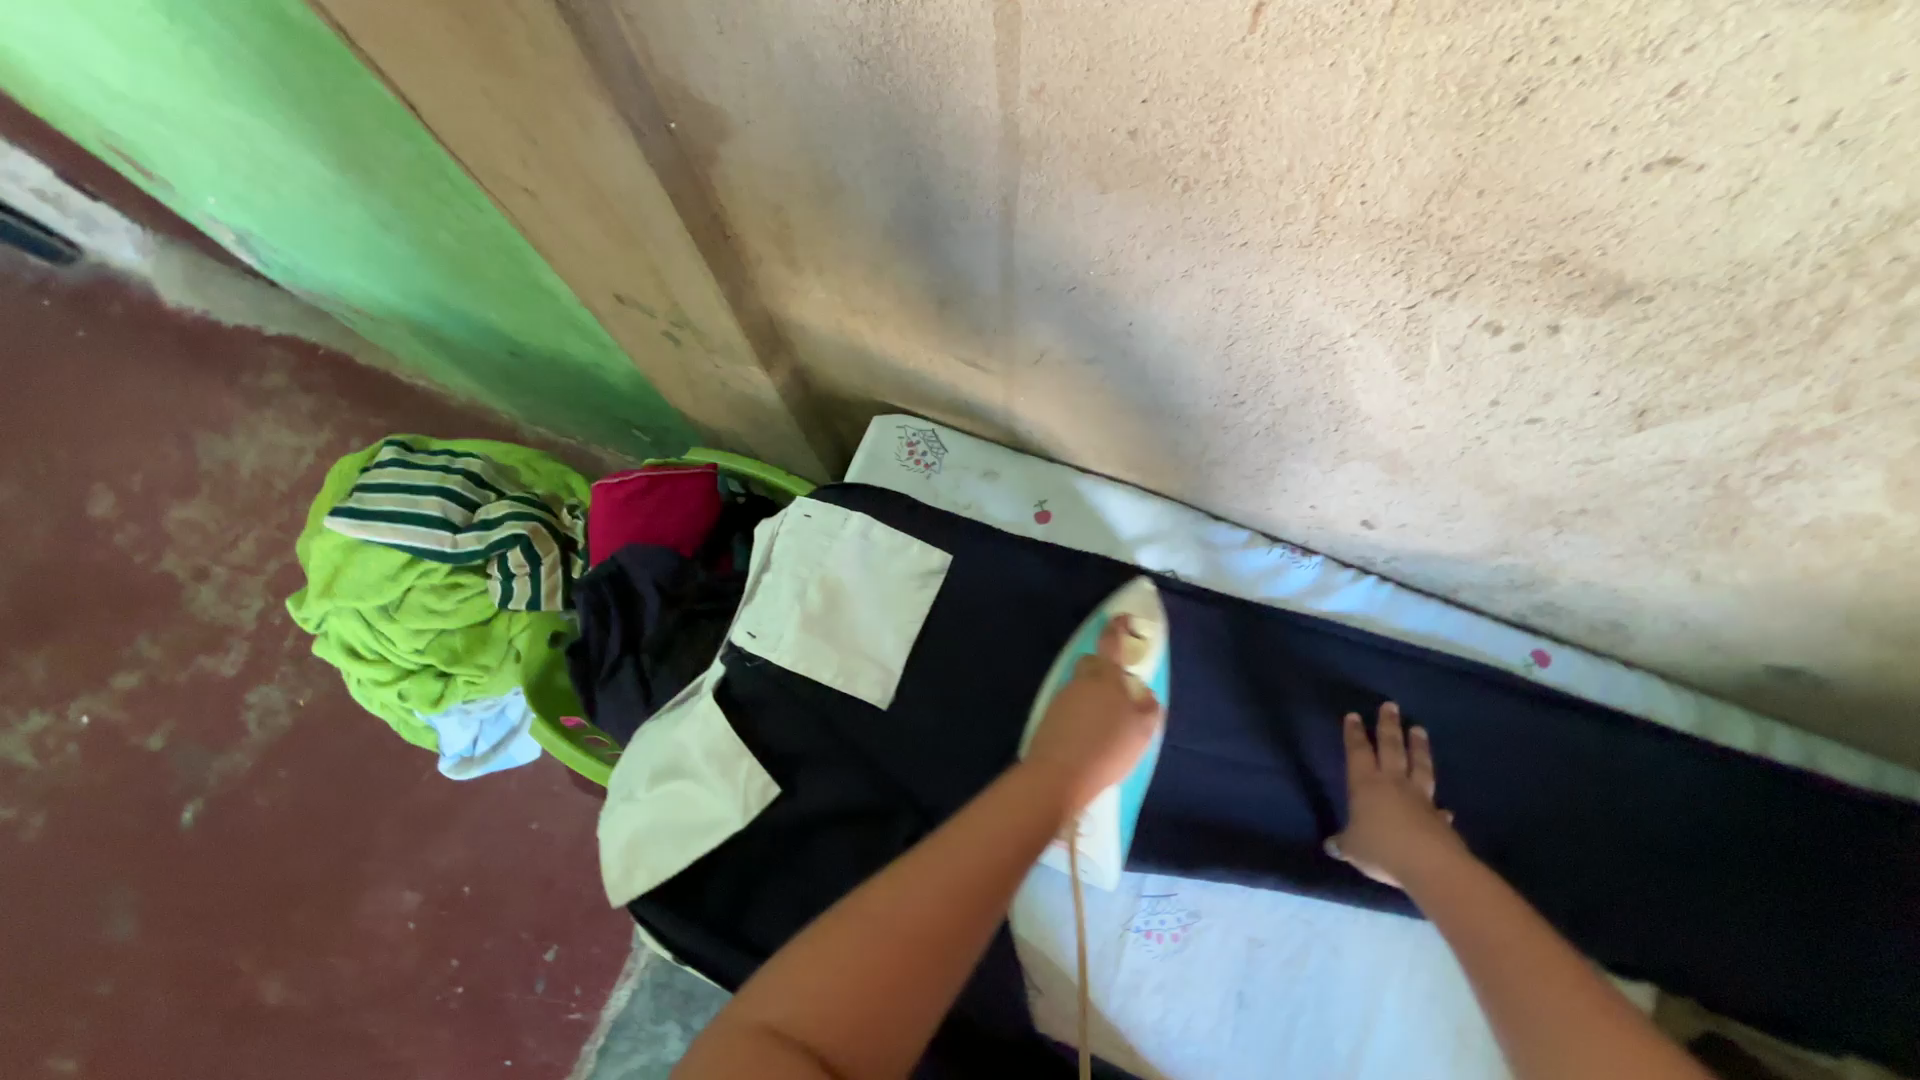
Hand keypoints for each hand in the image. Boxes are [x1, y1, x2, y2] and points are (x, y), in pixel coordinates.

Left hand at [1022, 615, 1164, 812]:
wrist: (1059, 775)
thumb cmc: (1108, 748)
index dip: (1117, 628)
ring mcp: (1060, 699)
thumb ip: (1148, 706)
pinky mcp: (1048, 719)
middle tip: (1119, 691)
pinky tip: (1089, 739)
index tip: (1122, 619)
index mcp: (1105, 677)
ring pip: (1080, 688)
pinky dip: (1080, 717)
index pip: (1111, 643)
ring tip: (1107, 725)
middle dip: (1104, 670)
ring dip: (1092, 698)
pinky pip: (1069, 709)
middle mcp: (1080, 681)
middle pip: (1091, 664)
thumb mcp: (1143, 730)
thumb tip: (1145, 694)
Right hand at [1327, 702, 1466, 888]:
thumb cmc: (1380, 848)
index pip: (1358, 752)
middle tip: (1391, 706)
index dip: (1353, 734)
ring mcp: (1419, 798)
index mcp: (1365, 784)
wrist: (1428, 865)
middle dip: (1388, 726)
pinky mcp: (1438, 818)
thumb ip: (1343, 842)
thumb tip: (1332, 845)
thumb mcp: (1352, 847)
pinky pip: (1436, 806)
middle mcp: (1392, 783)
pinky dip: (1438, 806)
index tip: (1353, 716)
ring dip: (1419, 747)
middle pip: (1391, 748)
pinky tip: (1445, 807)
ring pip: (1418, 766)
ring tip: (1419, 729)